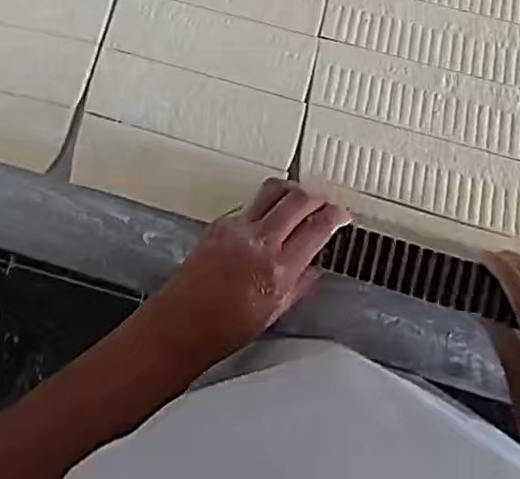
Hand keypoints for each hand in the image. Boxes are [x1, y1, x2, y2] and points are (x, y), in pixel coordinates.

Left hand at [138, 179, 350, 366]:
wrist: (177, 328)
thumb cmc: (221, 331)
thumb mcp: (273, 313)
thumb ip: (299, 285)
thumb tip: (315, 267)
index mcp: (278, 270)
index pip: (318, 228)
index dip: (336, 216)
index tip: (342, 215)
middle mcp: (259, 242)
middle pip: (299, 198)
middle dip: (317, 197)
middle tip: (323, 204)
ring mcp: (237, 228)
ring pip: (274, 188)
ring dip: (293, 191)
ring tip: (298, 201)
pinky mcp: (219, 223)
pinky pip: (251, 202)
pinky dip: (266, 204)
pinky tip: (267, 219)